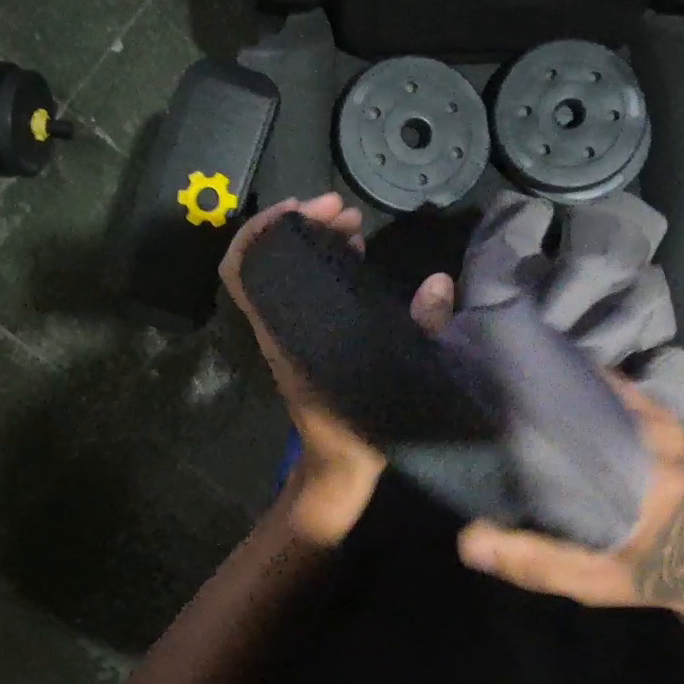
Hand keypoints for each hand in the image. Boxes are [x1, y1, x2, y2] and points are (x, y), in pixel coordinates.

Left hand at [220, 193, 454, 545]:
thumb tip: (440, 282)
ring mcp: (292, 330)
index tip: (302, 210)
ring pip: (285, 270)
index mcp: (285, 336)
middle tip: (343, 211)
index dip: (261, 231)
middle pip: (267, 260)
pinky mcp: (308, 336)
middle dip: (301, 224)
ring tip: (352, 222)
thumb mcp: (394, 387)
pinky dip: (324, 260)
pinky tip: (355, 252)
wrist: (338, 473)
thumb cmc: (357, 434)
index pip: (243, 272)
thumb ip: (419, 335)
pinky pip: (304, 286)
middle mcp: (280, 327)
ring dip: (313, 239)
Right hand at [455, 374, 683, 613]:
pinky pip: (621, 395)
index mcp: (654, 472)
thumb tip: (470, 542)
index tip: (506, 394)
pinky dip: (589, 394)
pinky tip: (556, 403)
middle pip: (599, 396)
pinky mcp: (668, 424)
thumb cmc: (643, 575)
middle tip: (507, 395)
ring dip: (570, 391)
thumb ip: (534, 562)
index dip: (548, 402)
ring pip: (608, 392)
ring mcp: (669, 426)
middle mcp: (665, 438)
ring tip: (525, 394)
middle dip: (553, 392)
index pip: (592, 418)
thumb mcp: (590, 580)